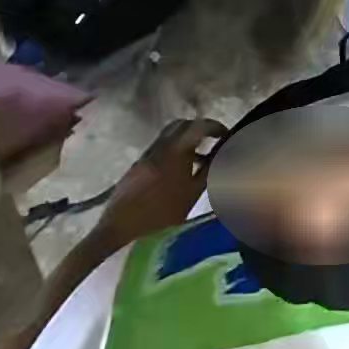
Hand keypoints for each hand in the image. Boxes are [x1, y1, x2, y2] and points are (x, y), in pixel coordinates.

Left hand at [89, 118, 226, 251]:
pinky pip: (163, 144)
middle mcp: (162, 144)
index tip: (227, 135)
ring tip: (201, 156)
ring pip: (172, 133)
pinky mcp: (142, 160)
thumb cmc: (160, 213)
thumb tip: (224, 156)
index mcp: (176, 149)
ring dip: (188, 138)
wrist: (121, 224)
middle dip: (201, 129)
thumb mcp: (192, 194)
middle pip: (184, 124)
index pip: (199, 126)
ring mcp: (150, 151)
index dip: (215, 127)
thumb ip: (210, 171)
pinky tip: (183, 168)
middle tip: (215, 141)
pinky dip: (177, 147)